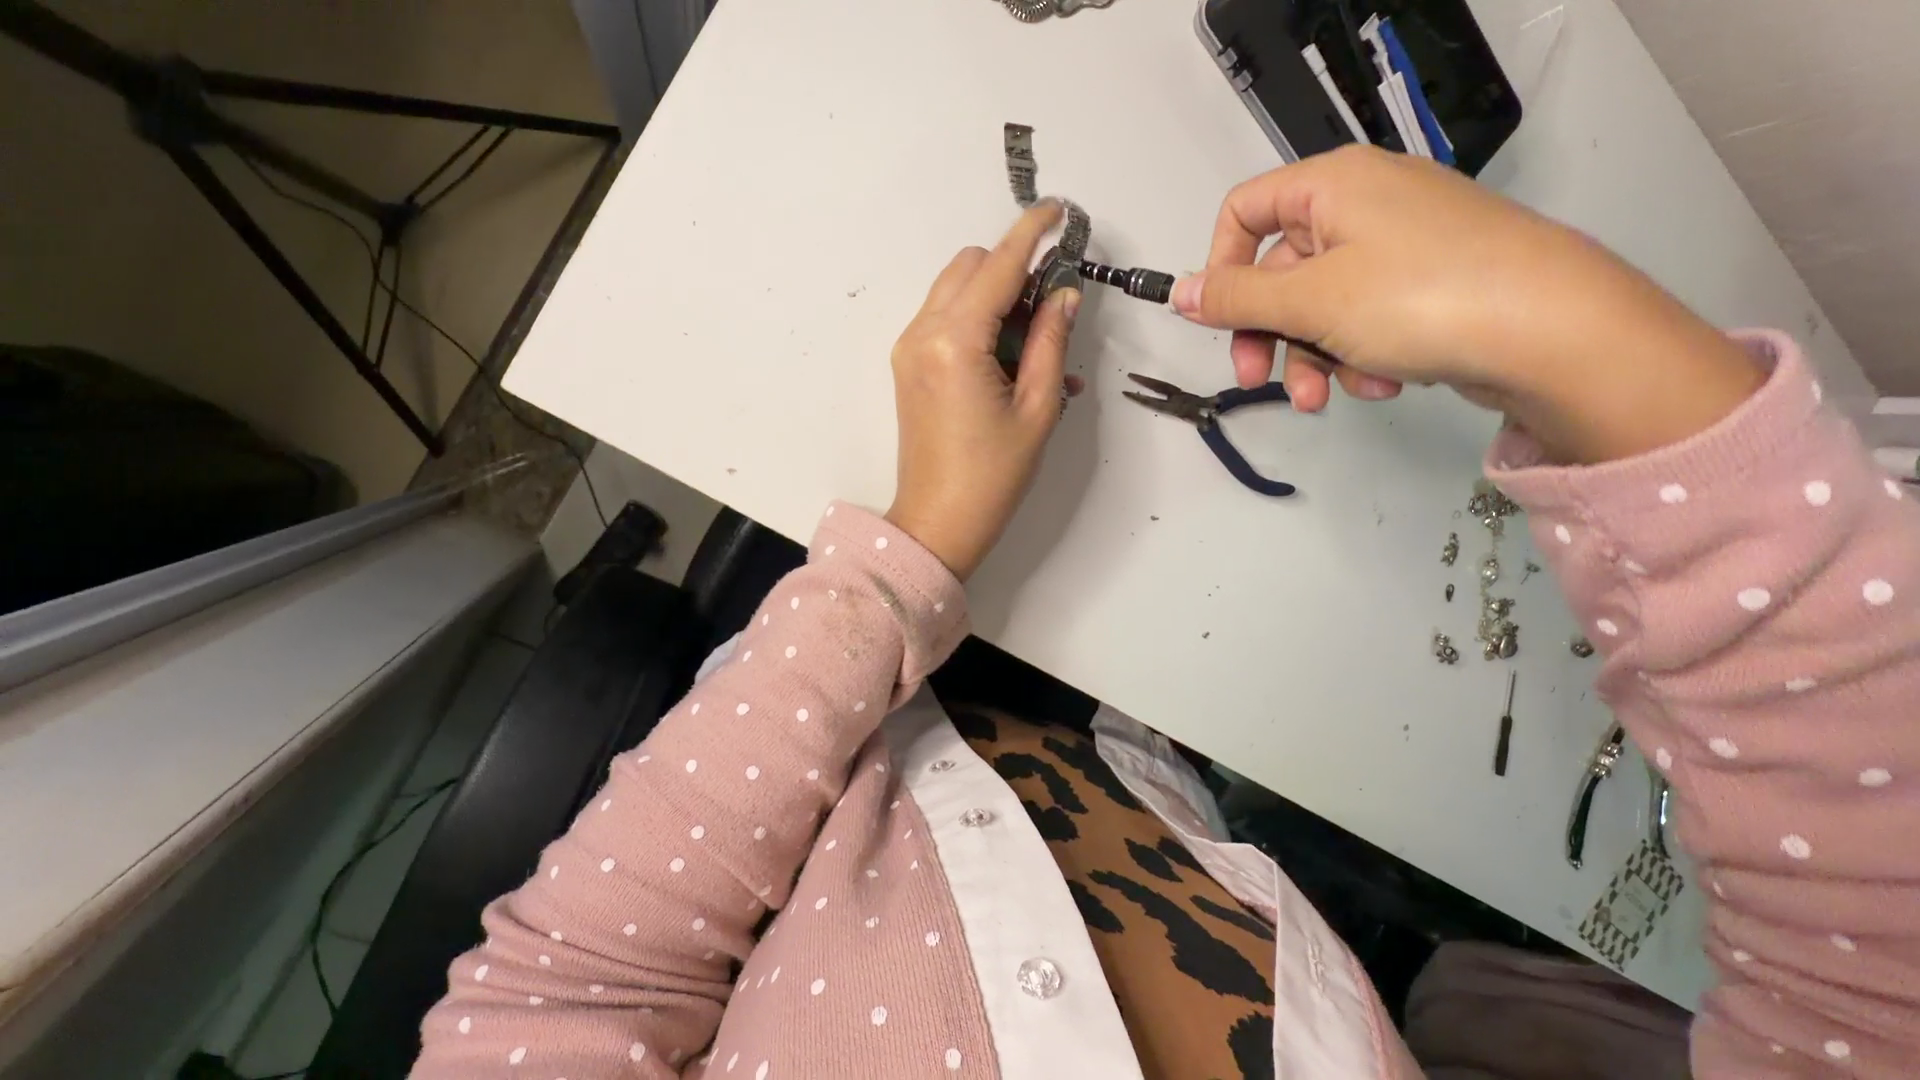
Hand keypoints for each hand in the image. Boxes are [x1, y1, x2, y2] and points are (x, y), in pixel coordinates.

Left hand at [886, 202, 1081, 579]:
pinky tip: (1010, 356)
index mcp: (954, 343)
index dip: (1031, 233)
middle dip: (1012, 267)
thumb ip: (1050, 341)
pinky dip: (978, 319)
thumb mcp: (1037, 409)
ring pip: (954, 288)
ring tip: (1034, 338)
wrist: (937, 524)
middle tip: (1053, 301)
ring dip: (995, 293)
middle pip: (969, 266)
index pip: (998, 266)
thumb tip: (1064, 294)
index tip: (1058, 210)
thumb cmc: (991, 478)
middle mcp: (922, 334)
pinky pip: (945, 318)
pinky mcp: (908, 365)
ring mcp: (909, 349)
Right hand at [1173, 146, 1763, 463]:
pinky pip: (1368, 317)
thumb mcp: (1309, 300)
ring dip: (1315, 356)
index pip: (1244, 210)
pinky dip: (1362, 354)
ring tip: (1333, 397)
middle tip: (1260, 381)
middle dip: (1269, 334)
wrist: (1554, 330)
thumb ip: (1235, 298)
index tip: (1220, 320)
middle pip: (1282, 269)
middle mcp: (1367, 203)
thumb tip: (1177, 292)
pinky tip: (1384, 383)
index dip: (1221, 267)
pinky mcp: (1434, 283)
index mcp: (1333, 185)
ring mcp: (1405, 243)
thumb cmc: (1418, 297)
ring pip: (1323, 304)